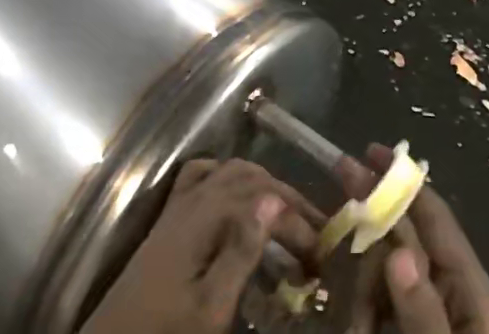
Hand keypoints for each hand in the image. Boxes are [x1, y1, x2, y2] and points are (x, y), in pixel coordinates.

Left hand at [80, 159, 320, 333]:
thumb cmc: (166, 328)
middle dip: (288, 199)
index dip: (298, 224)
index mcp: (206, 216)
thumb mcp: (211, 306)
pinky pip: (201, 175)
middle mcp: (194, 197)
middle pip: (251, 178)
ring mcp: (180, 203)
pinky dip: (226, 175)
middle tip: (317, 230)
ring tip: (287, 212)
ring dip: (263, 183)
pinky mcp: (170, 215)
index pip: (264, 201)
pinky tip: (237, 196)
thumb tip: (273, 201)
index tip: (322, 257)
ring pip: (230, 170)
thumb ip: (242, 252)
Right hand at [336, 145, 488, 333]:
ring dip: (361, 245)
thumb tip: (398, 253)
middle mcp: (447, 292)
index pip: (436, 219)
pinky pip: (372, 294)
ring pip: (386, 258)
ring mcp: (418, 310)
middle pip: (408, 231)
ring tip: (340, 248)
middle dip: (375, 200)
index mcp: (470, 292)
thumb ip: (424, 313)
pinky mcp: (393, 324)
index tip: (371, 151)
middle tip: (342, 171)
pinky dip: (354, 281)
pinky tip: (339, 269)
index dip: (405, 182)